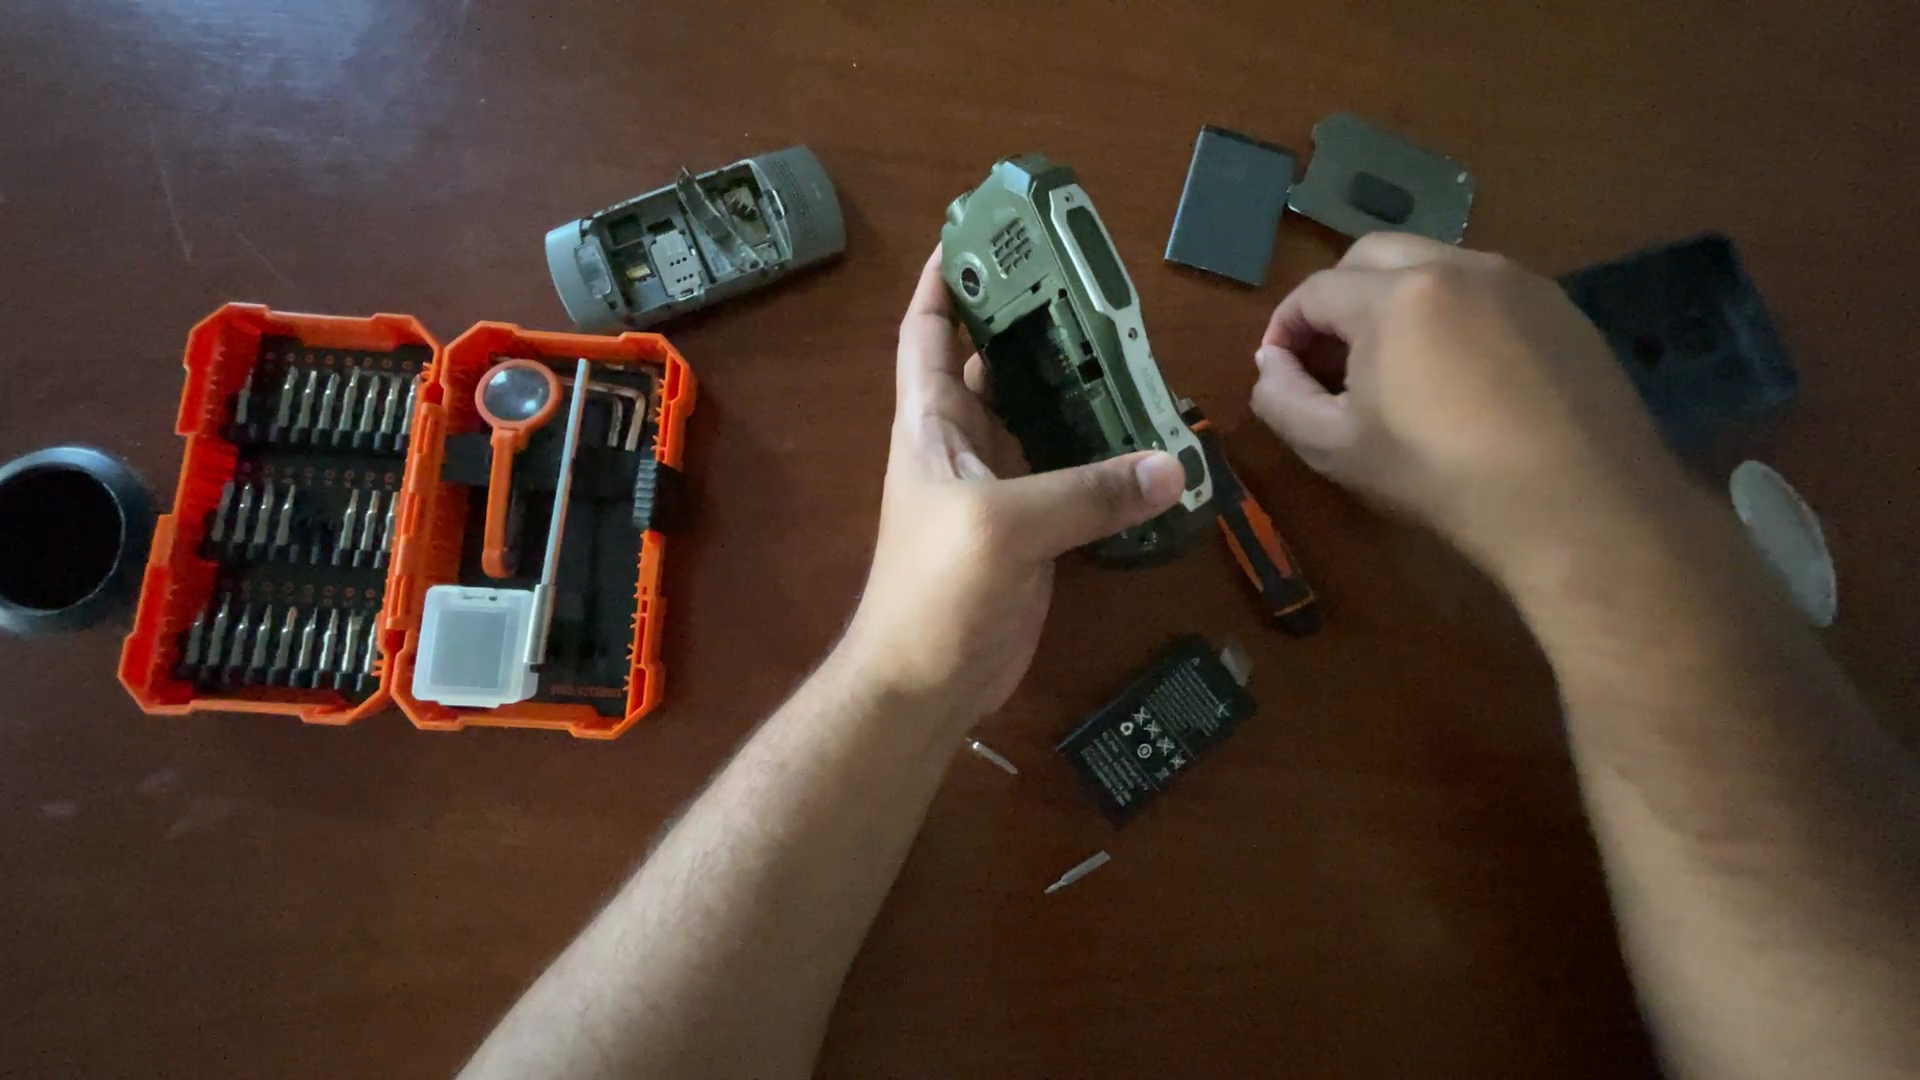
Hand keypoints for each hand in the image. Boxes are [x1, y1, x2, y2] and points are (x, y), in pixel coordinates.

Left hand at [840, 248, 1185, 725]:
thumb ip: (1085, 494)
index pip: (927, 329)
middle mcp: (962, 442)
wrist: (927, 680)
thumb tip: (1175, 468)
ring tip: (1132, 349)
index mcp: (931, 422)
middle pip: (994, 362)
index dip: (945, 278)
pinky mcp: (1031, 524)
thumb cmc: (937, 591)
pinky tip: (1146, 438)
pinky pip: (1068, 472)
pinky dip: (1101, 453)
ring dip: (1075, 386)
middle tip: (1095, 286)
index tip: (981, 231)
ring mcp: (998, 484)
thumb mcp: (1002, 528)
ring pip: (1038, 415)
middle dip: (1033, 323)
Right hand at [1250, 232, 1688, 580]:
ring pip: (1429, 265)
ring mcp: (1517, 280)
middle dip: (1333, 300)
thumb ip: (1279, 397)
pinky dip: (1443, 312)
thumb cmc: (1435, 474)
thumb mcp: (1331, 446)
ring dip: (1388, 302)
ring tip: (1386, 365)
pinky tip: (1449, 374)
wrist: (1574, 503)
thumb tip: (1271, 364)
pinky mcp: (1558, 305)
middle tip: (1326, 358)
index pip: (1313, 291)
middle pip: (1369, 255)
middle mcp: (1458, 265)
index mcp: (1395, 297)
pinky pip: (1479, 289)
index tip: (1277, 371)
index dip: (1281, 328)